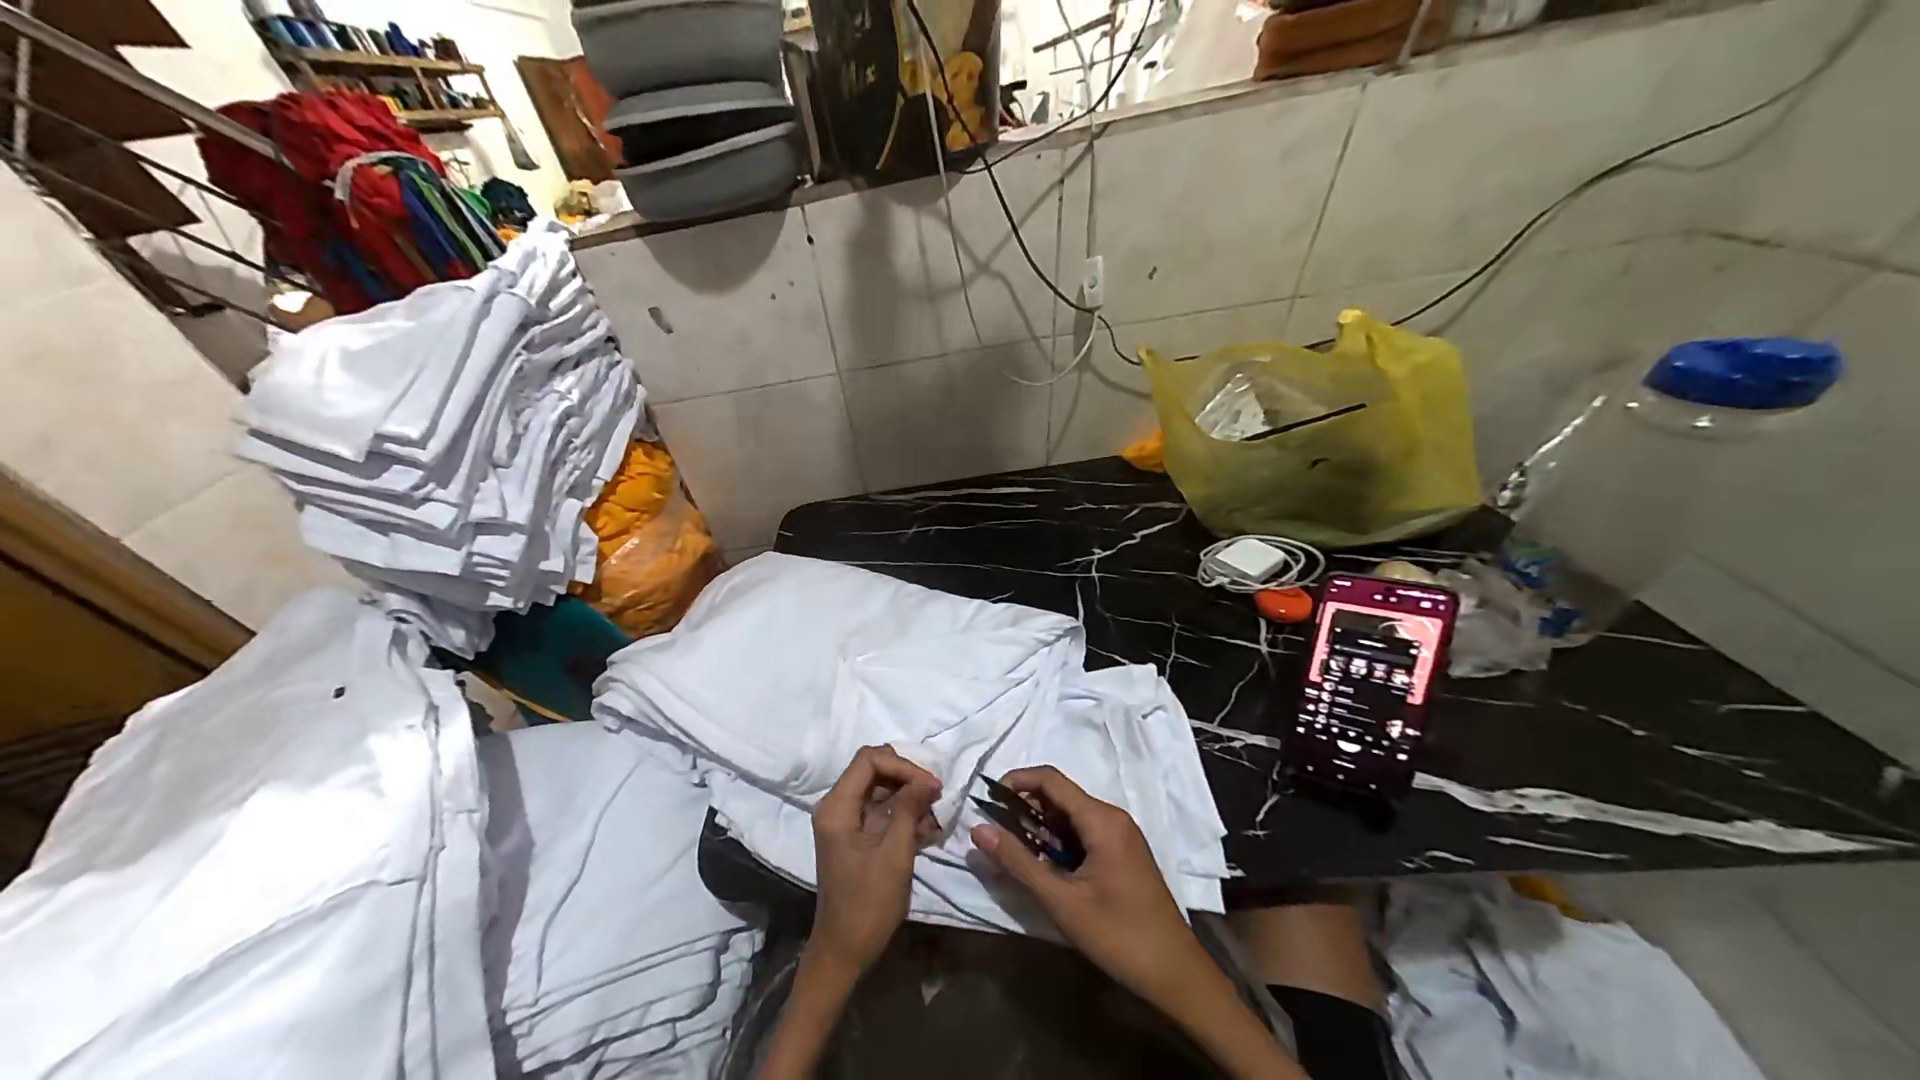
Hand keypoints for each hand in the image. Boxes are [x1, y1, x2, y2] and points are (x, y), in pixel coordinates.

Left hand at [808, 745, 941, 977]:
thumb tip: (928, 780)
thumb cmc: (867, 904)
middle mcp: (837, 807)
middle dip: (908, 778)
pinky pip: (882, 810)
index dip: (902, 765)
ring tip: (937, 814)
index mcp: (837, 807)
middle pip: (874, 770)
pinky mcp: (857, 835)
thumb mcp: (894, 855)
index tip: (930, 784)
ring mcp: (847, 821)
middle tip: (937, 794)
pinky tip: (928, 828)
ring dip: (910, 797)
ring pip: (881, 789)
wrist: (844, 951)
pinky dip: (905, 813)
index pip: (869, 760)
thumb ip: (909, 811)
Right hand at [972, 767, 1305, 1079]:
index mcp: (1102, 820)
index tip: (986, 802)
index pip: (1050, 779)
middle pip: (1059, 795)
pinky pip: (1083, 832)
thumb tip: (978, 829)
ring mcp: (1120, 835)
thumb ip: (1018, 862)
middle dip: (1023, 807)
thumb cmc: (1118, 936)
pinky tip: (1043, 865)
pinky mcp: (1122, 853)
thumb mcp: (1062, 901)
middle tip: (994, 832)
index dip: (1015, 782)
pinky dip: (1058, 840)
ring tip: (1012, 850)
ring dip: (1039, 826)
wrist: (1176, 974)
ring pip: (1070, 815)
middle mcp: (1112, 817)